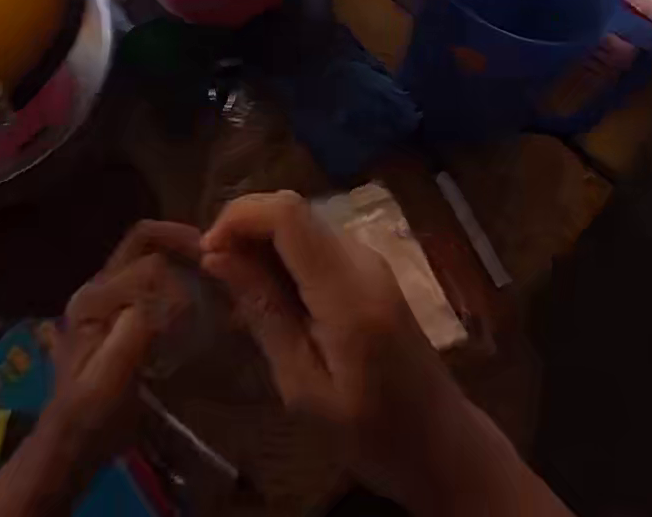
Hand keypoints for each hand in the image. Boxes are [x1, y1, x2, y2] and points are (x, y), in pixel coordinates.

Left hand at [0, 221, 202, 516]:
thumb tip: (169, 295)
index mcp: (93, 297)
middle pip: (141, 241)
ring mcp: (105, 296)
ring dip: (177, 254)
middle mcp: (97, 286)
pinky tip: (194, 291)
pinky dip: (173, 273)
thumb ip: (136, 332)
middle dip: (178, 240)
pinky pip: (146, 275)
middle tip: (213, 254)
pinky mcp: (116, 310)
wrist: (71, 443)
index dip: (180, 273)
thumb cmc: (91, 416)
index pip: (146, 264)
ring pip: (145, 253)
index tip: (211, 285)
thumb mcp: (111, 378)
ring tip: (208, 270)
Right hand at [201, 191, 571, 516]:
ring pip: (299, 219)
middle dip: (243, 226)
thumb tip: (216, 255)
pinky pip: (312, 239)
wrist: (443, 444)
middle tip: (218, 275)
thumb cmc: (372, 434)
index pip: (288, 214)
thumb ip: (263, 312)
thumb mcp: (303, 388)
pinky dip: (280, 252)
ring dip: (259, 240)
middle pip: (290, 207)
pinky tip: (270, 294)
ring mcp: (368, 257)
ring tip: (239, 290)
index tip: (208, 255)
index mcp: (347, 292)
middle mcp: (361, 258)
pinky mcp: (367, 265)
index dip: (238, 217)